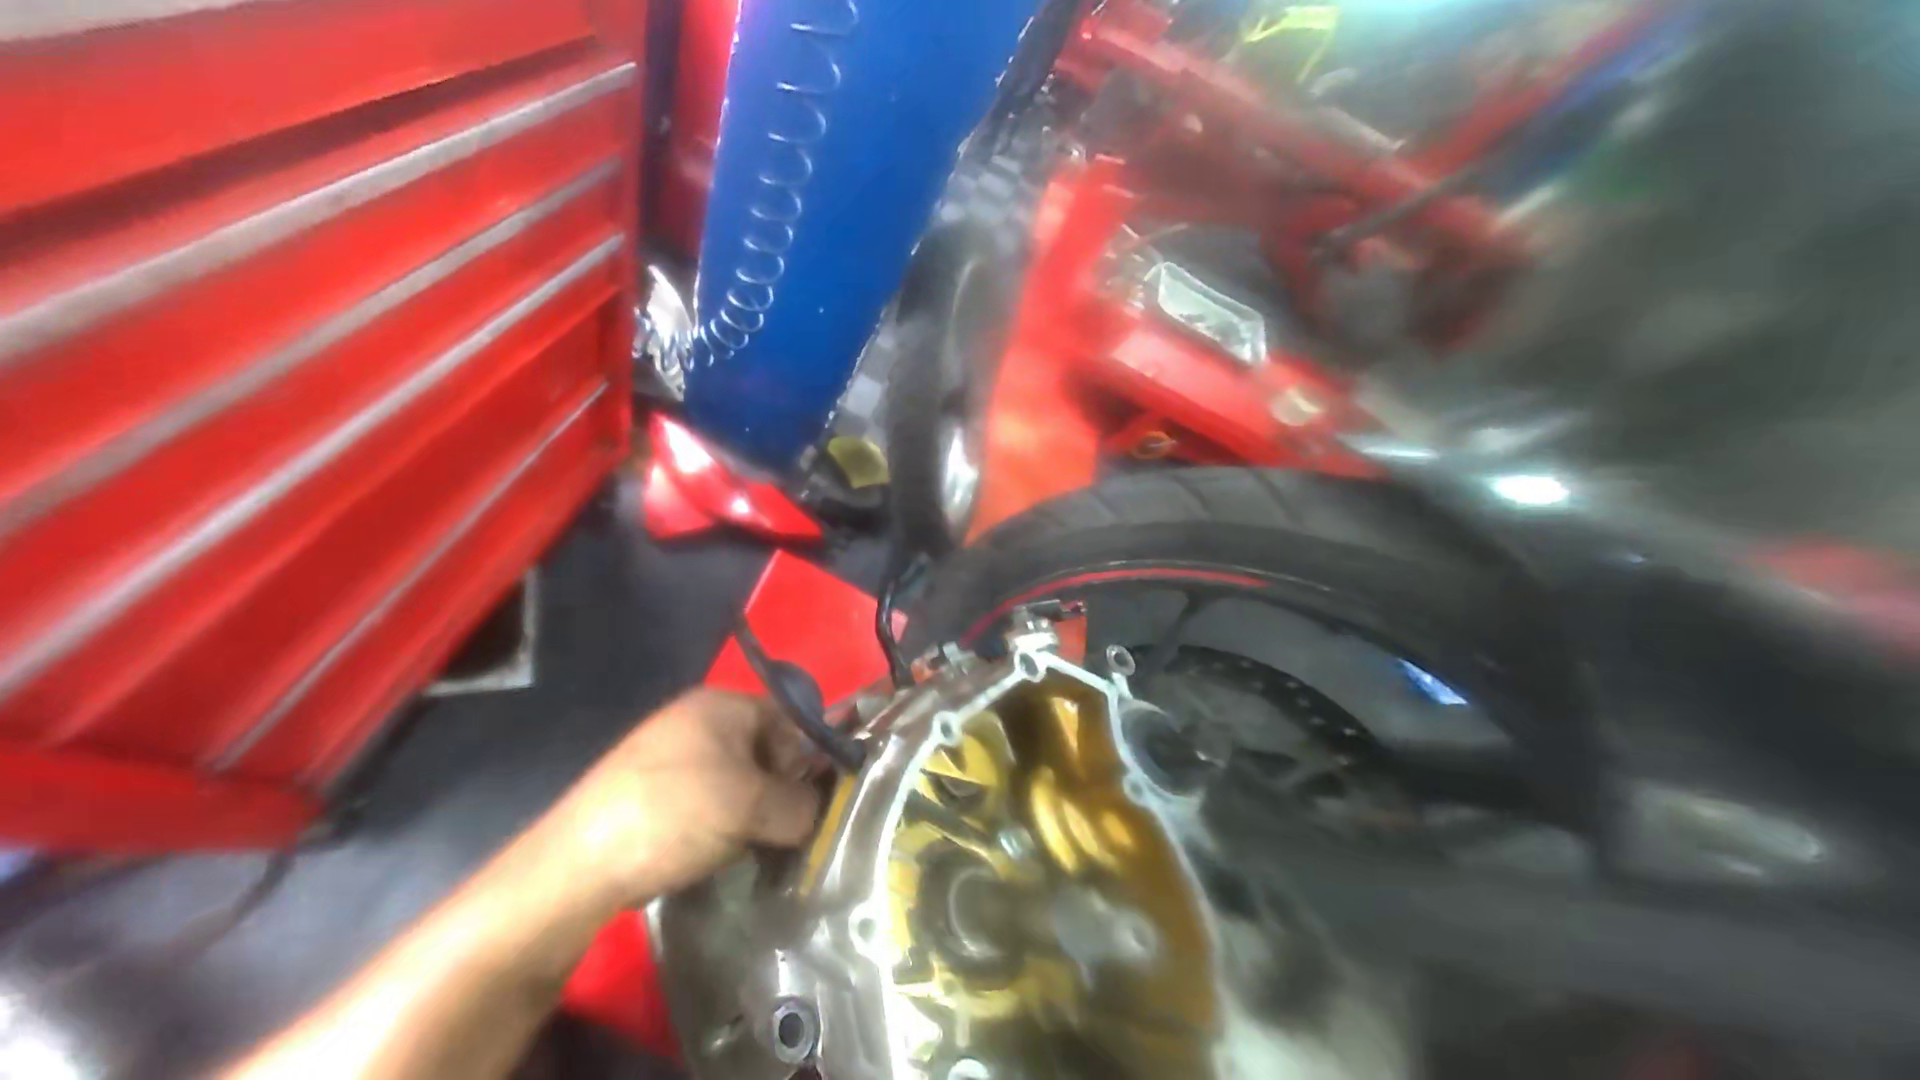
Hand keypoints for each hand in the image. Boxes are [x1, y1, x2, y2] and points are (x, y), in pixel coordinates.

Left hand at [536, 688, 823, 902]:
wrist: (578, 865)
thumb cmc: (677, 814)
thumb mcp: (753, 808)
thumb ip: (800, 806)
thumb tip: (819, 813)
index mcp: (722, 704)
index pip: (790, 717)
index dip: (809, 756)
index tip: (815, 800)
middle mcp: (697, 719)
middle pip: (764, 749)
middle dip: (780, 789)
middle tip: (784, 829)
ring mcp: (671, 754)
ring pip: (737, 779)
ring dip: (751, 812)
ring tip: (748, 846)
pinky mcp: (652, 789)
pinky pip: (708, 798)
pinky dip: (721, 822)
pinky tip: (714, 851)